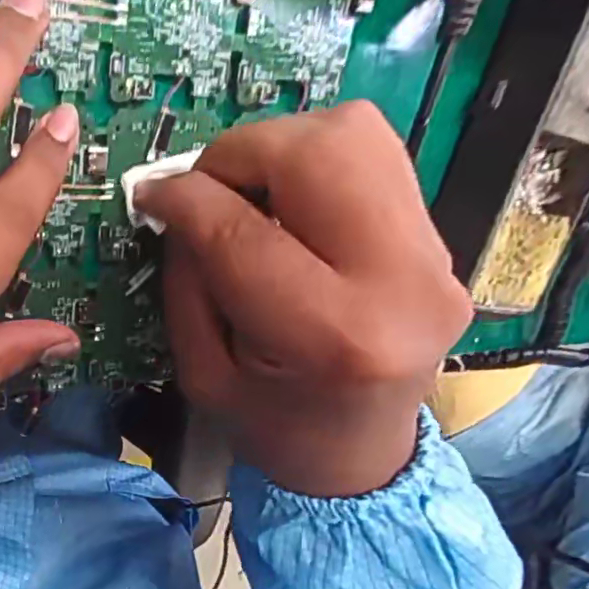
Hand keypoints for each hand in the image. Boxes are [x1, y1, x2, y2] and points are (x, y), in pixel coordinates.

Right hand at [137, 103, 471, 496]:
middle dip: (238, 153)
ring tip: (241, 190)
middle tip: (201, 187)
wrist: (360, 454)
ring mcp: (434, 253)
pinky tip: (281, 201)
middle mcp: (399, 280)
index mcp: (328, 335)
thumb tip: (178, 207)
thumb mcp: (200, 372)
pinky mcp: (440, 239)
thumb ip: (188, 284)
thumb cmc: (268, 427)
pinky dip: (310, 163)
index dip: (182, 200)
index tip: (148, 195)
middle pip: (320, 152)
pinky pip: (371, 158)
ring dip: (277, 149)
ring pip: (355, 134)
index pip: (242, 231)